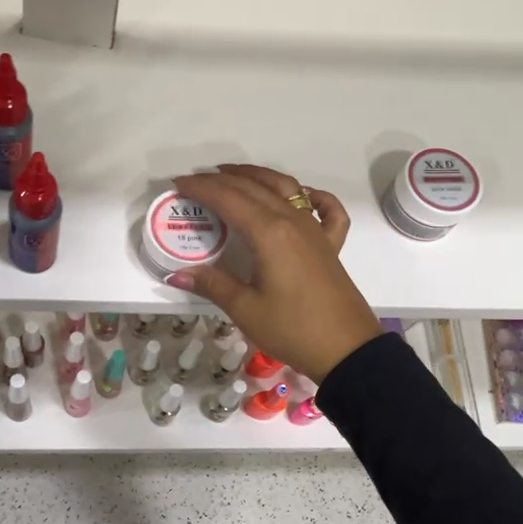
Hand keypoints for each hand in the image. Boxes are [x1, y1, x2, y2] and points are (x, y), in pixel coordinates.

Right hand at [169, 164, 380, 383]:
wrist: (345, 349)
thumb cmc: (291, 329)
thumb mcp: (245, 309)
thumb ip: (213, 285)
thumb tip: (178, 275)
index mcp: (269, 232)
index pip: (229, 198)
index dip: (202, 188)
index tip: (178, 185)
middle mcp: (293, 221)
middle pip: (255, 188)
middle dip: (223, 179)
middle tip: (196, 181)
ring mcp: (316, 230)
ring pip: (287, 189)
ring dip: (259, 176)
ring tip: (235, 174)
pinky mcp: (331, 245)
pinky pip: (326, 210)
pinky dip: (313, 196)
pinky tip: (304, 196)